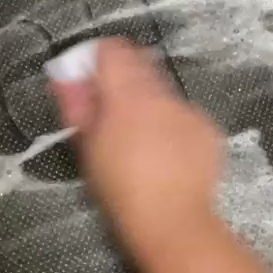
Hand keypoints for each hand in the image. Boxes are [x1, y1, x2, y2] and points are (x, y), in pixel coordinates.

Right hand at [47, 39, 225, 246]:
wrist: (172, 224)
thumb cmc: (119, 188)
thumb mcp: (87, 148)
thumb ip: (75, 105)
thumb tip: (65, 77)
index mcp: (126, 93)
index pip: (111, 49)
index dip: (96, 59)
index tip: (88, 81)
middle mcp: (161, 93)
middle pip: (139, 62)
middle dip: (122, 78)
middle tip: (109, 111)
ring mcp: (189, 109)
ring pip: (162, 89)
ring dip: (147, 101)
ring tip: (140, 139)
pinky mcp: (208, 128)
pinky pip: (184, 113)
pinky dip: (171, 124)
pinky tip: (167, 154)